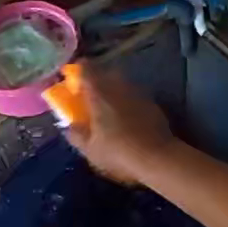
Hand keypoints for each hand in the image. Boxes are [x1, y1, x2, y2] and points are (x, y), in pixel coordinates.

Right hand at [62, 65, 176, 184]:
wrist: (158, 158)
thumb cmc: (118, 152)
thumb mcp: (89, 149)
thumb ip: (76, 134)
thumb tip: (69, 126)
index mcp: (99, 93)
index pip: (85, 68)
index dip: (76, 71)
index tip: (71, 82)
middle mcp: (118, 86)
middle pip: (104, 72)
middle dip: (95, 81)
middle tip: (88, 97)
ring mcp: (138, 93)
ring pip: (121, 82)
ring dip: (112, 90)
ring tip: (107, 109)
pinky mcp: (152, 103)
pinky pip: (134, 94)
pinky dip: (127, 101)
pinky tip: (126, 119)